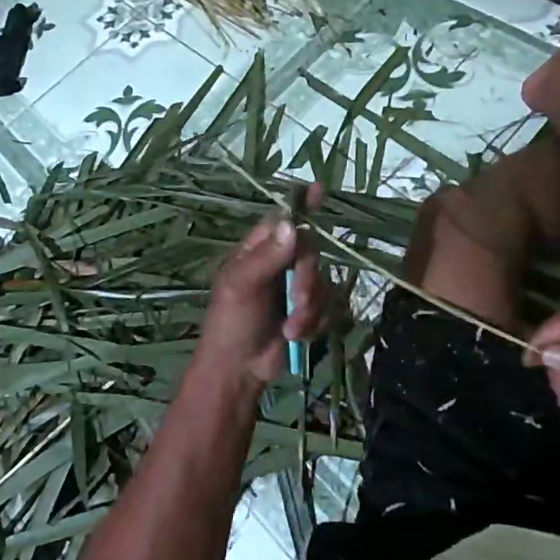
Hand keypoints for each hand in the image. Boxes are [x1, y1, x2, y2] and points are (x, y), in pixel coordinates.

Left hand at [192, 184, 331, 390]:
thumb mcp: (242, 286)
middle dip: (307, 280)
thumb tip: (292, 225)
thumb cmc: (231, 322)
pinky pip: (328, 306)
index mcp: (259, 248)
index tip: (320, 189)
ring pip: (323, 282)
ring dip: (310, 309)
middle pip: (312, 252)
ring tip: (290, 329)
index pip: (284, 218)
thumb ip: (267, 257)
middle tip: (296, 300)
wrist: (239, 370)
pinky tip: (295, 336)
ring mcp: (295, 287)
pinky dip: (314, 323)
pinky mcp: (308, 311)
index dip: (303, 204)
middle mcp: (280, 262)